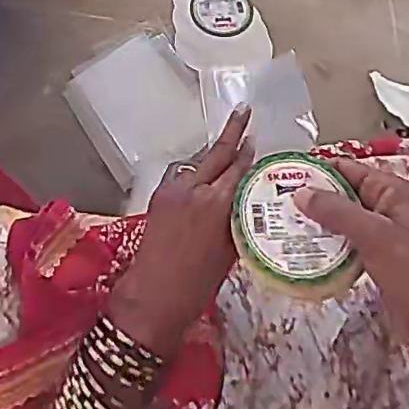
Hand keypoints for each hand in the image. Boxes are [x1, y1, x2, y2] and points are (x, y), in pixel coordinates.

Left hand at [107, 107, 252, 355]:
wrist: (153, 297)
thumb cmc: (198, 284)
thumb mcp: (230, 250)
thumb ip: (239, 219)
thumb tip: (248, 202)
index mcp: (217, 204)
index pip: (238, 169)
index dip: (248, 152)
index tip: (255, 138)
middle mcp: (195, 190)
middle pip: (217, 154)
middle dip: (233, 131)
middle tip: (243, 111)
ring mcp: (174, 191)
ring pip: (197, 163)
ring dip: (212, 156)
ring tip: (225, 149)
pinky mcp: (159, 197)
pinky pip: (180, 175)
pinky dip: (192, 173)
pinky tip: (199, 180)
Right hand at [293, 159, 408, 366]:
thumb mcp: (376, 237)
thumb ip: (338, 212)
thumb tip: (300, 192)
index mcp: (391, 191)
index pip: (347, 168)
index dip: (316, 169)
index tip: (282, 176)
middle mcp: (384, 207)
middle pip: (340, 193)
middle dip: (310, 197)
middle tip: (273, 203)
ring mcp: (379, 235)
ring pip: (339, 220)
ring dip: (315, 222)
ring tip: (280, 225)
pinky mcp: (373, 260)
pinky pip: (342, 244)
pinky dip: (324, 244)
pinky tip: (301, 250)